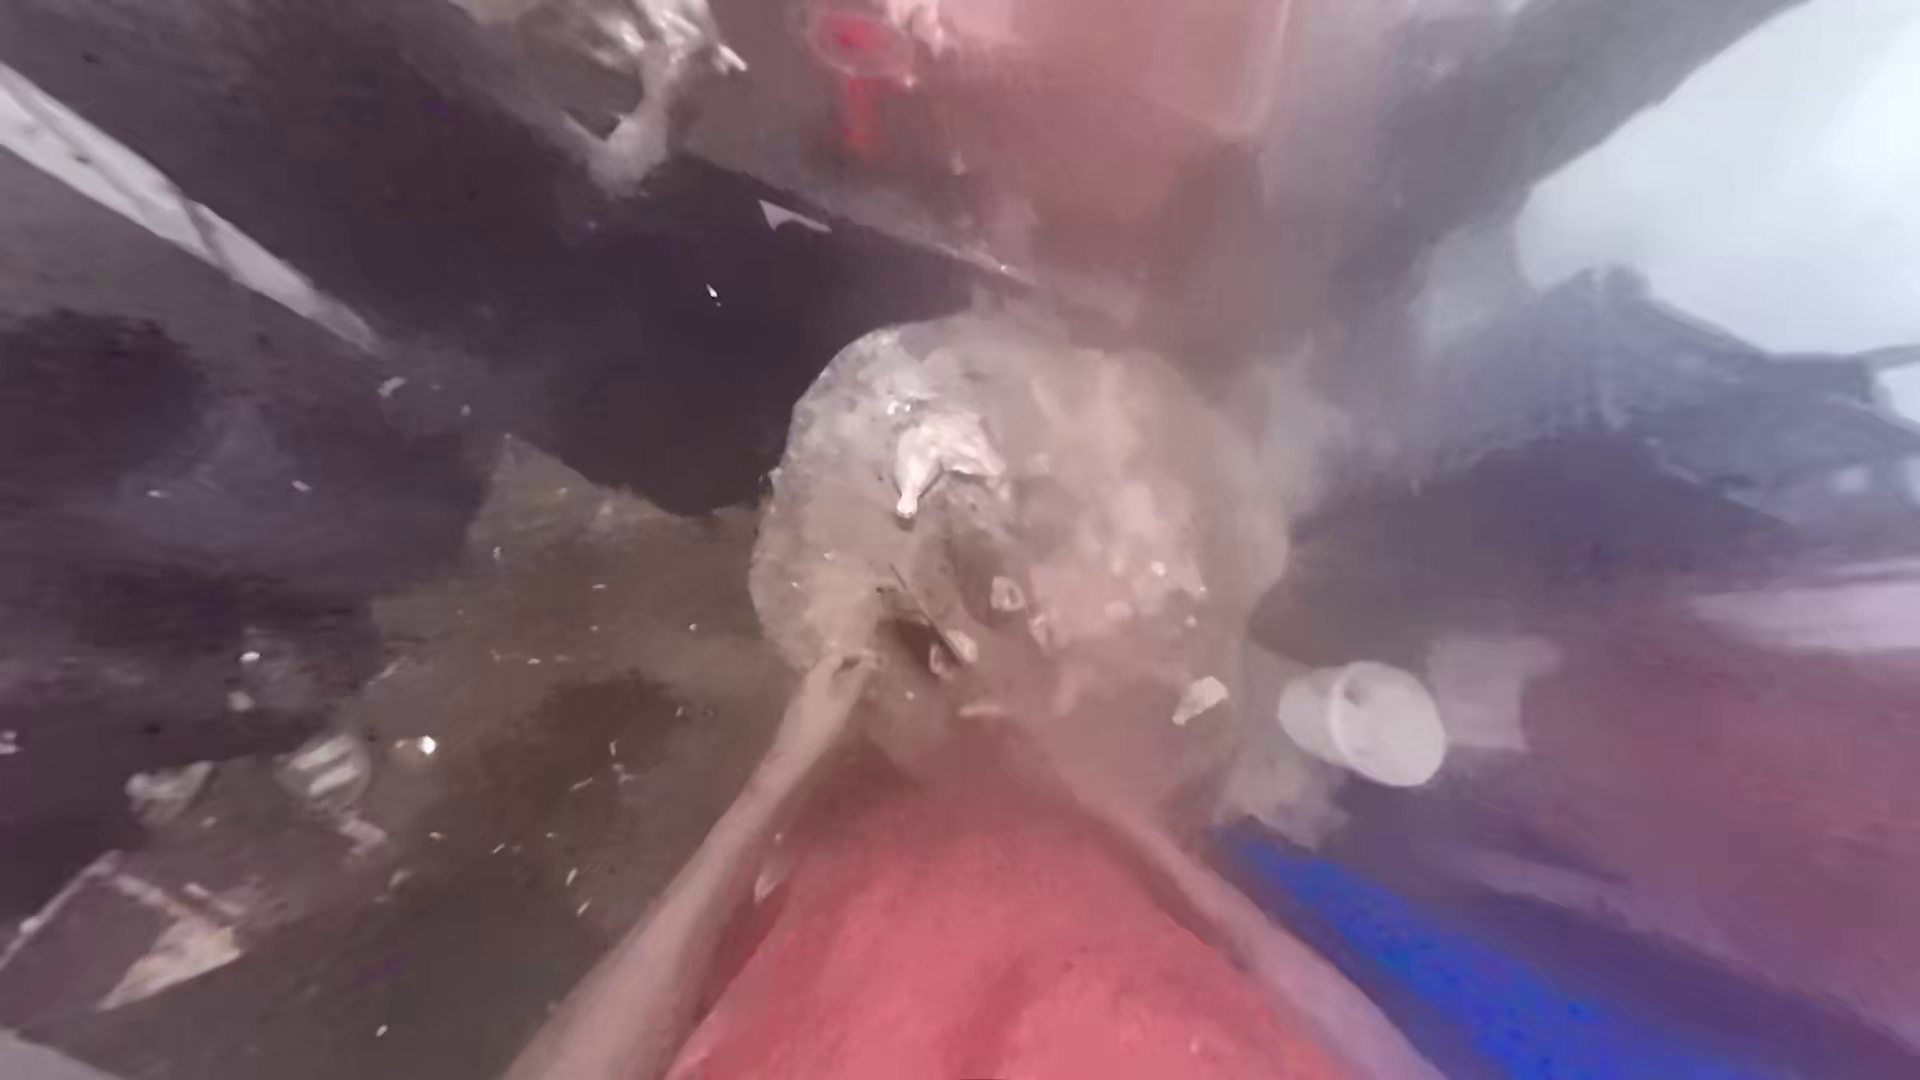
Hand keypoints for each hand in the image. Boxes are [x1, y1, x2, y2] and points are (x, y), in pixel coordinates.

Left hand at [764, 652, 876, 774]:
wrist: (792, 758)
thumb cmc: (820, 727)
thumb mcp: (844, 702)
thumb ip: (858, 679)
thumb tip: (872, 660)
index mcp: (816, 674)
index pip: (837, 655)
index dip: (858, 655)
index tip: (876, 660)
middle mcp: (807, 680)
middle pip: (832, 667)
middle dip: (854, 669)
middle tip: (874, 676)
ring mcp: (803, 696)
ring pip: (830, 682)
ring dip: (849, 684)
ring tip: (869, 694)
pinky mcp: (803, 711)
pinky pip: (826, 695)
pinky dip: (841, 696)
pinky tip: (851, 708)